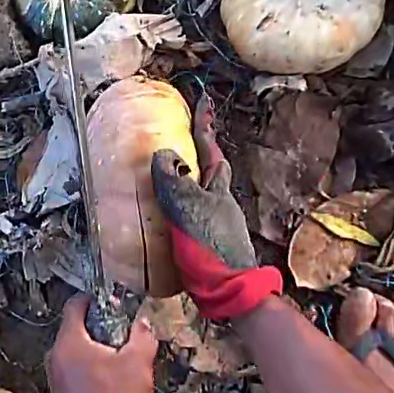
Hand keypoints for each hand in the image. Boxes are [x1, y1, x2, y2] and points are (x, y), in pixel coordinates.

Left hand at [48, 295, 155, 392]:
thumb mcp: (137, 365)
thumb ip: (142, 337)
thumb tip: (143, 323)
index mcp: (69, 341)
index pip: (76, 305)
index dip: (96, 299)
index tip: (117, 304)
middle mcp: (56, 356)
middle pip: (78, 328)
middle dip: (104, 327)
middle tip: (128, 335)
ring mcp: (56, 378)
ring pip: (79, 351)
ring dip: (101, 351)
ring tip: (126, 362)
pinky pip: (78, 371)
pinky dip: (95, 369)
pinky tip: (116, 385)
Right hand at [150, 96, 283, 319]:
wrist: (230, 292)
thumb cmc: (211, 248)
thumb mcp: (187, 209)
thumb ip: (173, 181)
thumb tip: (163, 155)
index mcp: (217, 188)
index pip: (210, 148)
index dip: (204, 125)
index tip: (202, 101)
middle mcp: (220, 201)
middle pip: (209, 169)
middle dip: (197, 153)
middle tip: (180, 140)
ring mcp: (216, 221)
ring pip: (200, 192)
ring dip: (186, 180)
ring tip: (164, 175)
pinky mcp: (207, 240)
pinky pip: (191, 214)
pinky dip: (178, 207)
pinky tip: (164, 216)